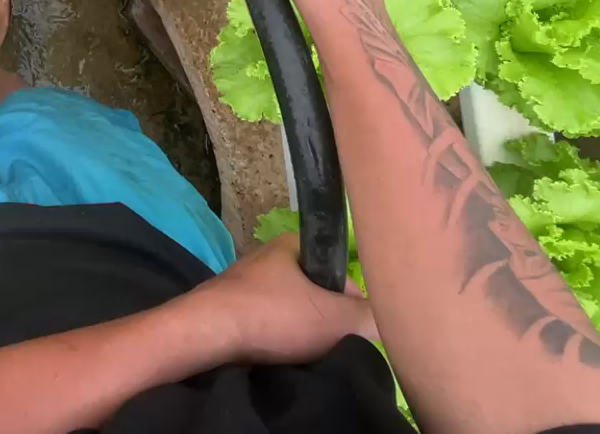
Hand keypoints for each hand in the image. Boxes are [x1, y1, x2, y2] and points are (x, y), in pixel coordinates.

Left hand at [180, 235, 375, 366]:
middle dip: (333, 318)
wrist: (210, 331)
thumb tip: (389, 319)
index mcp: (291, 245)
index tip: (362, 325)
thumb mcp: (335, 318)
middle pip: (319, 291)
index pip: (340, 268)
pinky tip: (291, 353)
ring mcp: (251, 282)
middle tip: (341, 342)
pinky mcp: (238, 305)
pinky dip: (286, 337)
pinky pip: (275, 321)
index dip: (357, 298)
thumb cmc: (274, 315)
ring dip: (309, 331)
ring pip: (297, 309)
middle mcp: (270, 257)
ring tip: (316, 351)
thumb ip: (369, 317)